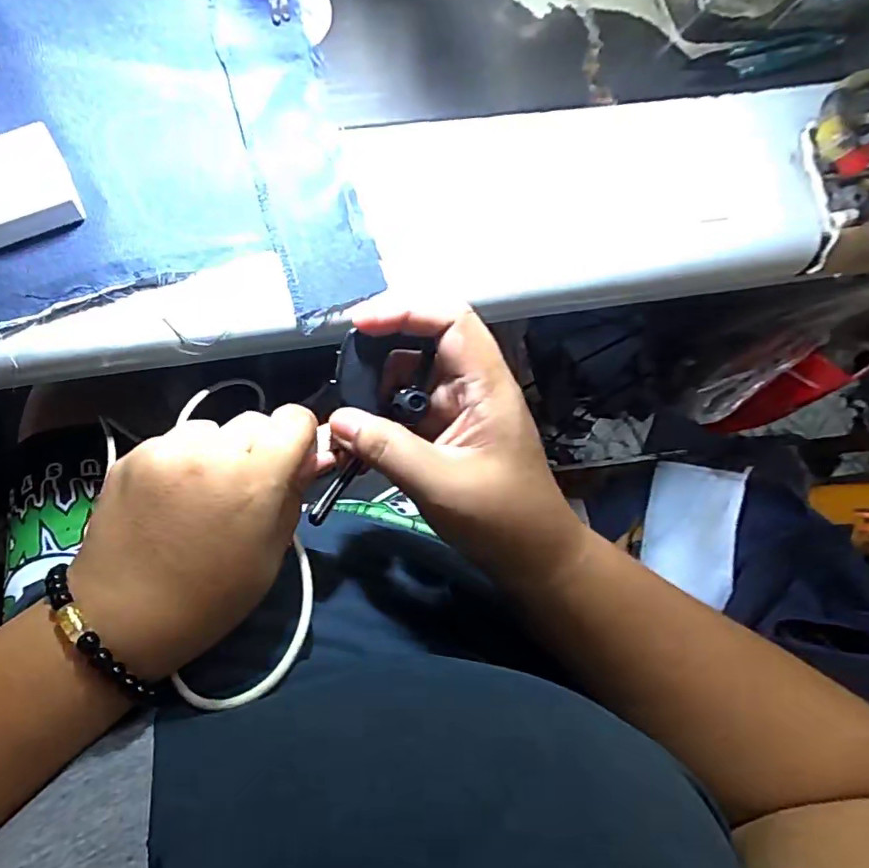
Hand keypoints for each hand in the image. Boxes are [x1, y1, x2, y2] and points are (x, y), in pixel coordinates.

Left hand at [67, 405, 328, 680]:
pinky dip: (181, 460)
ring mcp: (166, 449)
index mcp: (254, 479)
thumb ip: (294, 495)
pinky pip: (173, 442)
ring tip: (201, 495)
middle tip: (242, 492)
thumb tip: (316, 455)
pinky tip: (170, 499)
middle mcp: (211, 451)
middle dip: (258, 449)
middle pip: (254, 421)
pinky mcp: (132, 455)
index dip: (298, 440)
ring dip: (217, 451)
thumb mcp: (268, 554)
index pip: (294, 418)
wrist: (124, 616)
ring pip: (211, 429)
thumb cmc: (210, 598)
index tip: (289, 465)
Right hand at [327, 297, 585, 586]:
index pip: (450, 319)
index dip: (405, 310)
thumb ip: (385, 448)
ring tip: (353, 416)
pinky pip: (410, 410)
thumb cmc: (500, 518)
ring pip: (413, 378)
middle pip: (427, 342)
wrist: (532, 556)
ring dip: (379, 390)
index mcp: (486, 385)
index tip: (360, 324)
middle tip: (346, 377)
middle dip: (383, 353)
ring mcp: (460, 411)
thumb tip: (336, 420)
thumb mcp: (438, 482)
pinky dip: (384, 417)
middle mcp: (473, 388)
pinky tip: (364, 437)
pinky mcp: (448, 434)